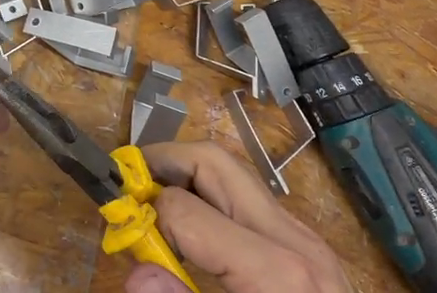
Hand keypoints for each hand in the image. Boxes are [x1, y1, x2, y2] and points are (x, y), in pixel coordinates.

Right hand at [126, 142, 348, 292]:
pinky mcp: (312, 253)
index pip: (182, 208)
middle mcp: (295, 244)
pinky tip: (197, 239)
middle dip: (162, 163)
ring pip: (233, 174)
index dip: (144, 219)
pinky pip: (251, 203)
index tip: (123, 236)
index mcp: (276, 275)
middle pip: (214, 162)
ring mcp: (308, 243)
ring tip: (156, 211)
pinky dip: (212, 200)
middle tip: (129, 190)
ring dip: (186, 178)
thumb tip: (137, 273)